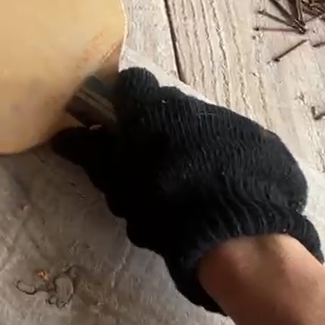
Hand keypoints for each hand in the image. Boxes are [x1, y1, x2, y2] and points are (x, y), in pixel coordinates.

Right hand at [52, 67, 320, 311]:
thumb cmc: (166, 209)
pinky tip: (224, 195)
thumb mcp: (118, 186)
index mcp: (152, 108)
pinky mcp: (263, 143)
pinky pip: (234, 145)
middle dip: (158, 132)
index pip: (130, 84)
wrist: (241, 240)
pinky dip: (225, 161)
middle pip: (166, 108)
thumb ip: (90, 155)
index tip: (119, 133)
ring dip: (191, 148)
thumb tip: (61, 136)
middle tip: (152, 171)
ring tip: (192, 190)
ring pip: (200, 127)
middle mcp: (191, 104)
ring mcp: (231, 122)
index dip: (122, 105)